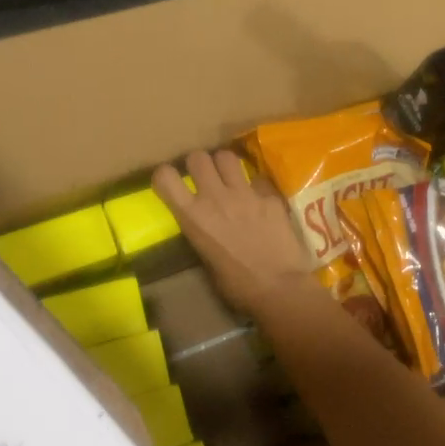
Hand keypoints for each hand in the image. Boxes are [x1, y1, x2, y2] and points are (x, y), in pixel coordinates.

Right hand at [153, 150, 317, 316]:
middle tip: (204, 178)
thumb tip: (206, 227)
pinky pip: (258, 179)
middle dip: (198, 164)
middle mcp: (215, 197)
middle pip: (198, 157)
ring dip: (225, 165)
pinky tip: (260, 200)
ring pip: (227, 157)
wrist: (279, 288)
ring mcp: (245, 193)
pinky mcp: (270, 196)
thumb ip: (202, 234)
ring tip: (230, 179)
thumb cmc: (238, 286)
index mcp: (193, 217)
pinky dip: (256, 186)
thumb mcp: (207, 261)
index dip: (166, 176)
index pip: (165, 177)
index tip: (172, 184)